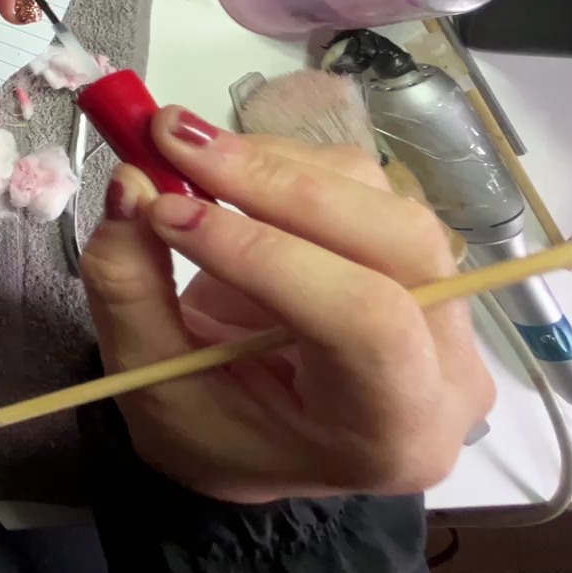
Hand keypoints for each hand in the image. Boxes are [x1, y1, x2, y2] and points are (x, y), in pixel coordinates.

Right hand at [81, 109, 494, 503]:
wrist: (248, 433)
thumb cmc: (201, 427)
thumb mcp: (142, 372)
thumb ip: (126, 283)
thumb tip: (129, 183)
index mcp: (389, 427)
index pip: (361, 322)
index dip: (257, 251)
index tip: (161, 210)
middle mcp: (445, 365)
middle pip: (395, 240)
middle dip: (270, 179)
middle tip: (169, 139)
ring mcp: (440, 306)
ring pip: (378, 195)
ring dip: (270, 159)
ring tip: (182, 149)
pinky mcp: (408, 258)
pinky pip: (357, 182)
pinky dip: (276, 157)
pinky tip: (218, 168)